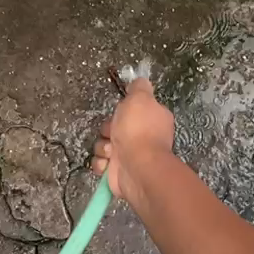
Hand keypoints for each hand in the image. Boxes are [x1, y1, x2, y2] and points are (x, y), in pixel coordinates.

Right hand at [92, 77, 175, 205]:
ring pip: (104, 144)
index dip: (123, 110)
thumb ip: (139, 87)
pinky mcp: (118, 171)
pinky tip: (108, 164)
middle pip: (113, 126)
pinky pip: (101, 163)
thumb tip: (139, 81)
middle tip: (112, 132)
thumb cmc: (138, 129)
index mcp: (152, 119)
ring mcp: (130, 155)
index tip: (121, 111)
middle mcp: (142, 137)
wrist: (137, 166)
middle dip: (108, 129)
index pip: (132, 110)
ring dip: (103, 147)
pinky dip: (102, 163)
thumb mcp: (140, 98)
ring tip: (111, 151)